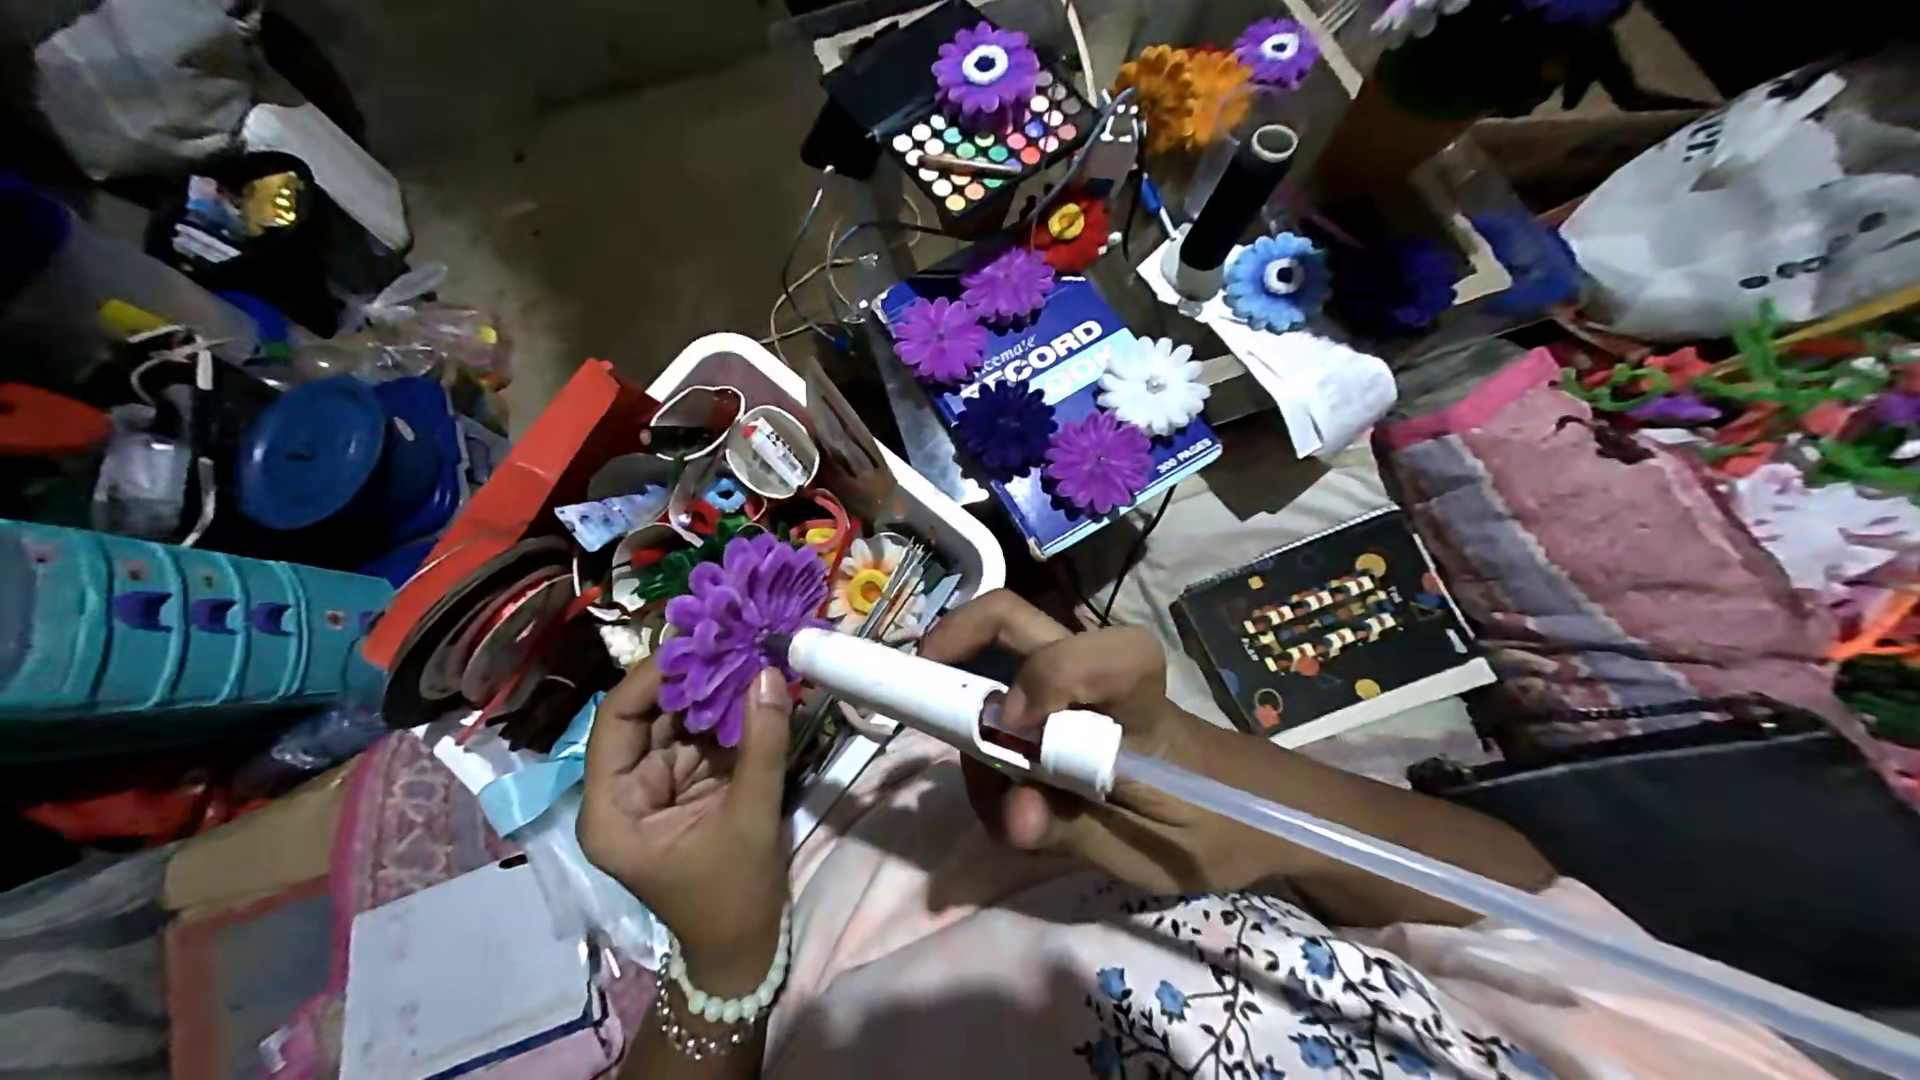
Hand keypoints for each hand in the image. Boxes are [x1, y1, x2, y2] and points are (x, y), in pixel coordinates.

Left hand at [579, 661, 790, 994]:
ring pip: (681, 721)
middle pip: (649, 716)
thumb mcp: (749, 816)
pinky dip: (731, 713)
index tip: (694, 645)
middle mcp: (627, 789)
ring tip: (746, 652)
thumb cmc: (732, 895)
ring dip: (714, 691)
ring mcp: (659, 785)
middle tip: (729, 639)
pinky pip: (706, 737)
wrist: (746, 946)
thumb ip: (762, 744)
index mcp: (613, 808)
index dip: (650, 680)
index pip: (614, 723)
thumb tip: (769, 673)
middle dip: (690, 680)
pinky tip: (754, 685)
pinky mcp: (689, 785)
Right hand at [919, 591, 1273, 894]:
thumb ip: (1068, 826)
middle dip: (954, 638)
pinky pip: (993, 701)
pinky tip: (1010, 799)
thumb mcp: (1139, 848)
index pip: (1112, 653)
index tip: (1016, 732)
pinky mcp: (1054, 702)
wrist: (1227, 807)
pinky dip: (980, 749)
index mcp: (1139, 704)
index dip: (1052, 677)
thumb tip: (1011, 813)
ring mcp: (1069, 683)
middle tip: (920, 688)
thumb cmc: (1198, 826)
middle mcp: (1095, 675)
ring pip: (991, 664)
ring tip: (1000, 803)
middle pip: (1012, 616)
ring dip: (966, 722)